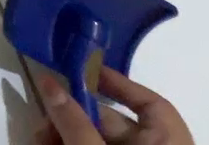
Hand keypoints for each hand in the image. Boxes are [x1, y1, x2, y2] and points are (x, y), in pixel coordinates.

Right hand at [35, 68, 194, 144]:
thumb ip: (74, 122)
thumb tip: (47, 80)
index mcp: (169, 144)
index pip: (154, 104)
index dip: (118, 83)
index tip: (80, 71)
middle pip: (114, 123)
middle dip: (71, 116)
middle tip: (42, 123)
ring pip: (98, 138)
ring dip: (64, 132)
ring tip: (39, 139)